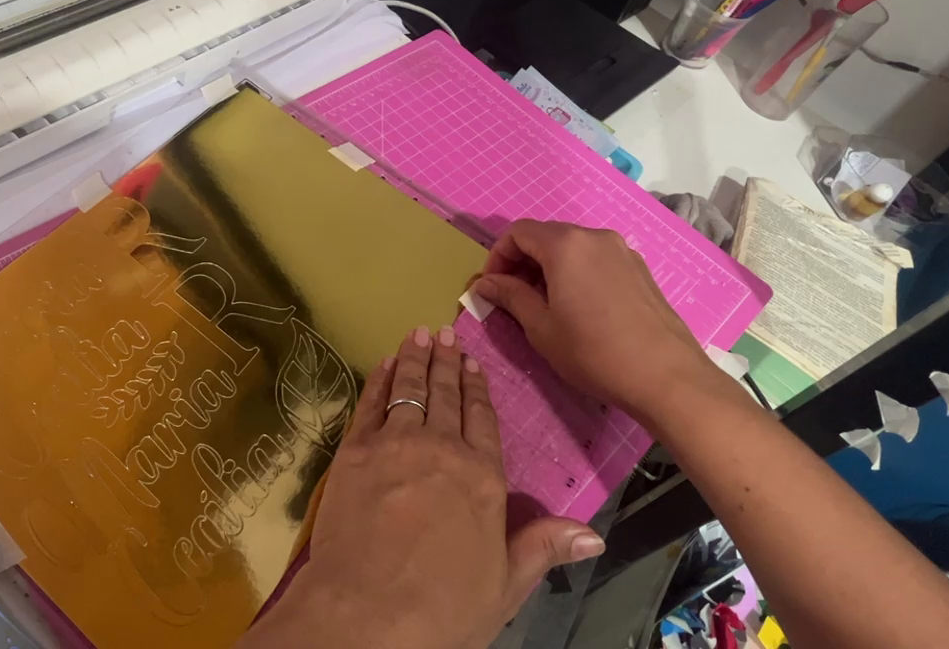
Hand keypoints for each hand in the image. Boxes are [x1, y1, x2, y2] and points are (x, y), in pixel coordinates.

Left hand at [240, 326, 600, 648]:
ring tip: (417, 335)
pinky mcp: (354, 450)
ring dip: (413, 359)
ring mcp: (393, 444)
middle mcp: (440, 448)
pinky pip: (369, 403)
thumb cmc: (444, 607)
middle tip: (444, 333)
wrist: (369, 614)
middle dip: (445, 362)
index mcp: (481, 477)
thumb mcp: (505, 586)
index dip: (477, 387)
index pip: (482, 418)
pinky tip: (382, 365)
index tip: (472, 361)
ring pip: (408, 389)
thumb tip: (594, 534)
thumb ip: (543, 547)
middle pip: (446, 395)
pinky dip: (377, 380)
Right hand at [469, 220, 729, 421]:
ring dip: (550, 267)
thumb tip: (485, 283)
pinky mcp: (640, 269)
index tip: (493, 287)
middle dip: (523, 261)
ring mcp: (622, 251)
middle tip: (514, 297)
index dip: (498, 256)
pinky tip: (579, 307)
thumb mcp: (541, 328)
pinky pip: (596, 259)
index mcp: (565, 245)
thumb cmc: (595, 353)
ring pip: (572, 247)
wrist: (668, 379)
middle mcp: (594, 237)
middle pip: (545, 236)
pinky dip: (577, 272)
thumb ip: (510, 296)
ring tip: (546, 304)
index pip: (518, 232)